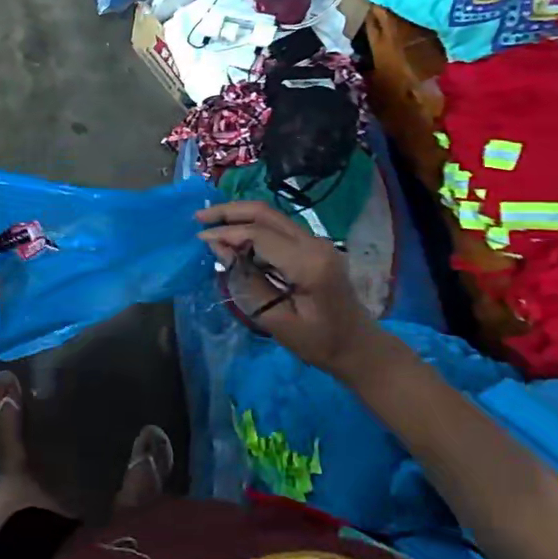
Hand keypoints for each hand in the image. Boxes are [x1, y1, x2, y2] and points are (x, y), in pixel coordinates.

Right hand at [197, 200, 379, 373]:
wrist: (359, 347)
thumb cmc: (318, 342)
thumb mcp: (277, 321)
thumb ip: (247, 282)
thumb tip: (220, 250)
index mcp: (308, 263)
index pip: (258, 234)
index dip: (226, 233)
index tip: (199, 240)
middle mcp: (314, 243)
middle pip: (265, 213)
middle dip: (229, 211)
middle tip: (198, 216)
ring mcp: (316, 242)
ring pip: (271, 215)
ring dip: (239, 216)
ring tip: (210, 223)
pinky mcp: (313, 247)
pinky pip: (277, 228)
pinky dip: (251, 227)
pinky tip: (233, 238)